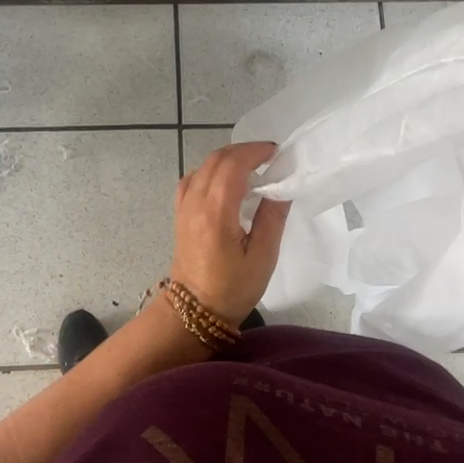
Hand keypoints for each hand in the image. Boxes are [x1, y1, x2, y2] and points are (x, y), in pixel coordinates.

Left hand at [169, 142, 292, 324]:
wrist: (194, 311)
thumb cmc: (232, 288)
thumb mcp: (262, 257)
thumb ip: (272, 218)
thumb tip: (283, 187)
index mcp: (216, 213)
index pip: (233, 166)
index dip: (254, 152)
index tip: (276, 153)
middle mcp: (195, 203)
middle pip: (216, 160)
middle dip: (243, 151)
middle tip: (268, 157)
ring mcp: (184, 207)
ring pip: (203, 166)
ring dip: (227, 159)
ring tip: (251, 167)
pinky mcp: (180, 214)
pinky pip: (192, 180)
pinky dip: (210, 171)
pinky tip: (225, 182)